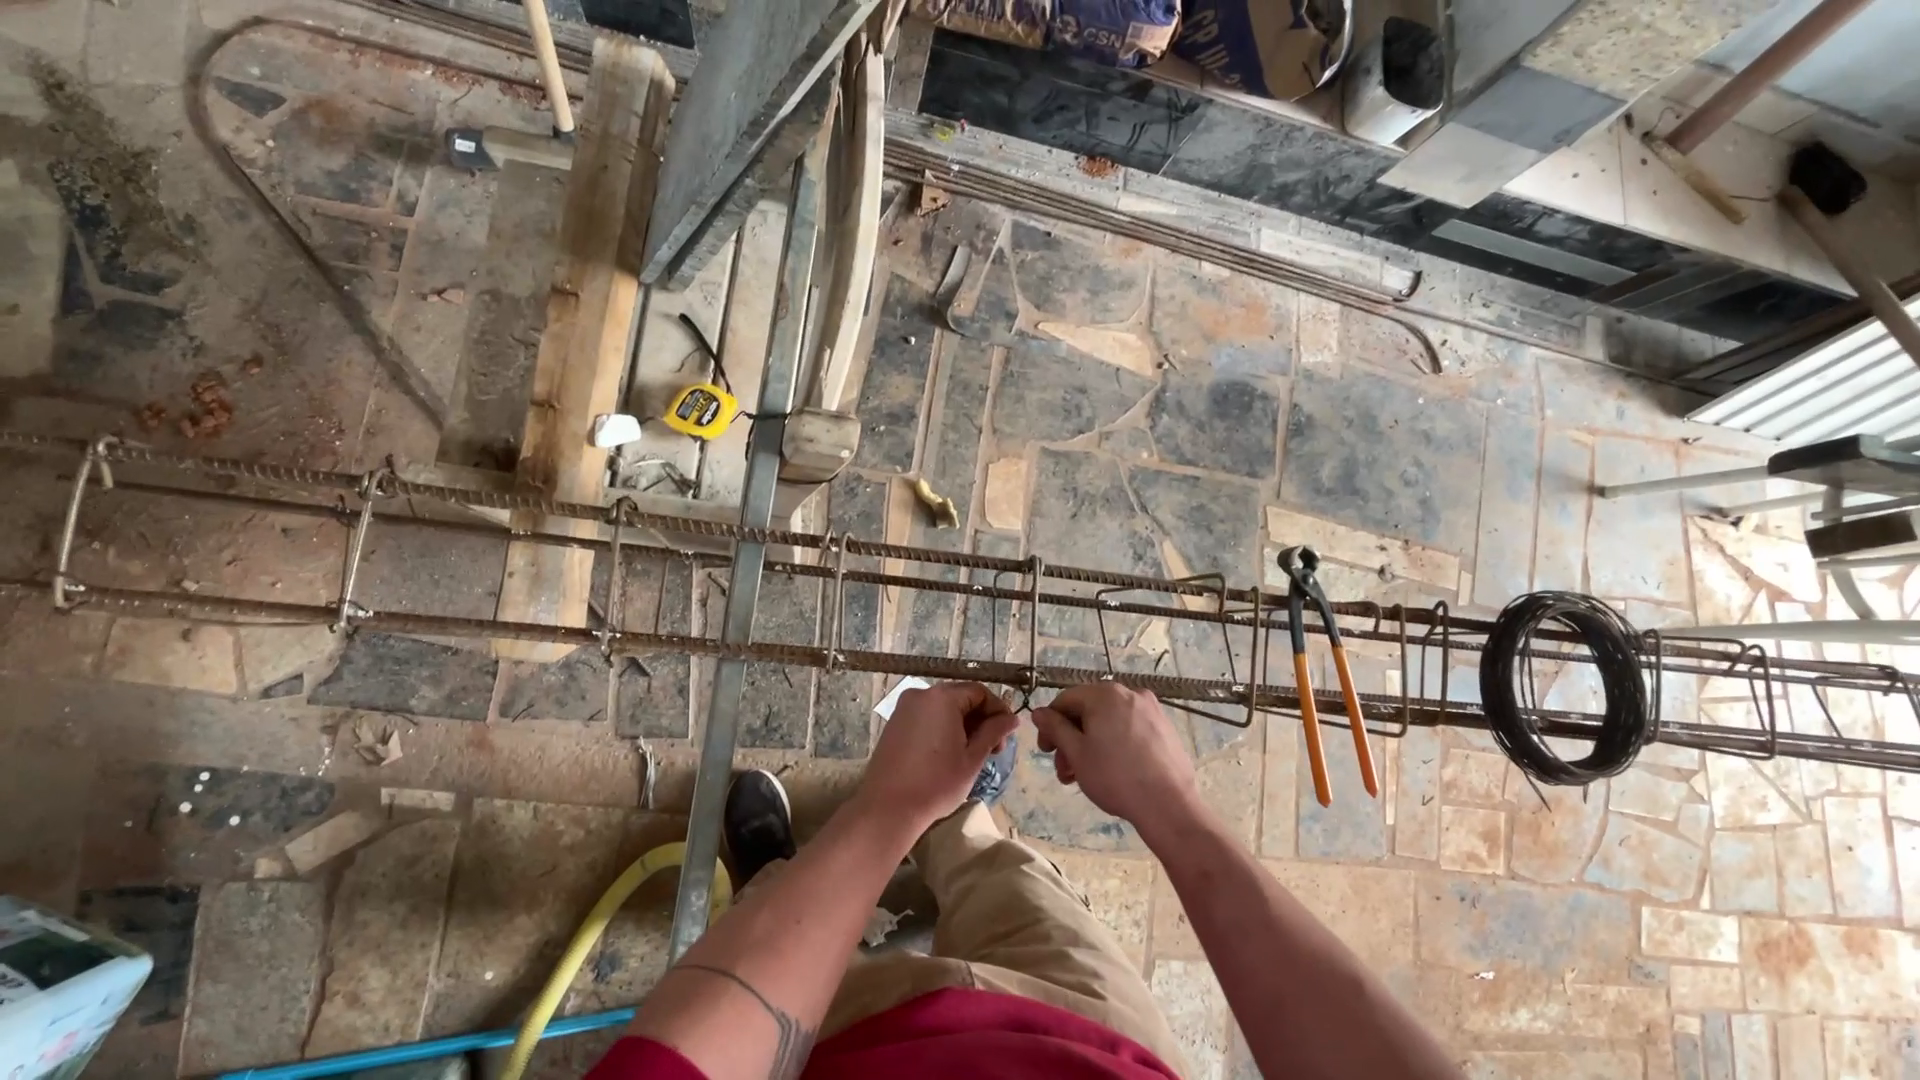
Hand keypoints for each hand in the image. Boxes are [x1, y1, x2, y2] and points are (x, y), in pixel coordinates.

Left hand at [855, 681, 1020, 833]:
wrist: (888, 807)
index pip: (979, 692)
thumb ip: (993, 732)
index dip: (998, 710)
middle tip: (993, 748)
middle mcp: (921, 694)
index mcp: (942, 697)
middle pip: (960, 697)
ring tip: (973, 753)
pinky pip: (926, 717)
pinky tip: (949, 752)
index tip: (1007, 734)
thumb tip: (1012, 719)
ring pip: (943, 708)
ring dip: (963, 724)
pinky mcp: (894, 724)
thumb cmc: (937, 782)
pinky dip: (943, 728)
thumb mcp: (972, 758)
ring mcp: (904, 709)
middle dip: (980, 719)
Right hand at [1030, 683, 1198, 827]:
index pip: (1066, 700)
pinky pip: (1129, 728)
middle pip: (1088, 710)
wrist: (1168, 804)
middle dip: (1071, 739)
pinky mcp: (1164, 727)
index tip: (1046, 752)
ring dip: (1091, 744)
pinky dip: (1114, 742)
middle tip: (1065, 771)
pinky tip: (1113, 769)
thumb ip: (1055, 728)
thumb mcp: (1077, 753)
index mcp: (1105, 694)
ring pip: (1109, 721)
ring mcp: (1151, 709)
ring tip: (1085, 776)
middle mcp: (1130, 693)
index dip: (1050, 725)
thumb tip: (1039, 712)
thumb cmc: (1115, 777)